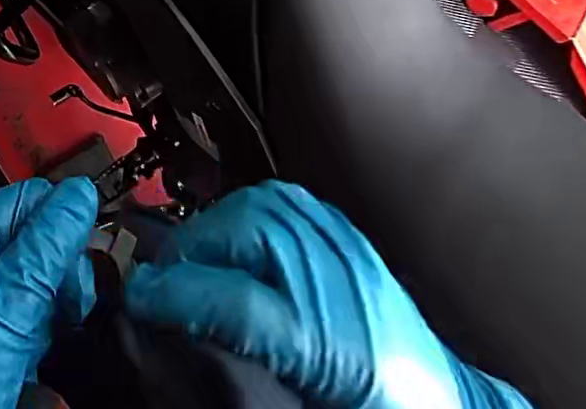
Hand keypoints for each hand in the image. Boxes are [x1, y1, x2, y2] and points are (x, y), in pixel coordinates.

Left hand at [0, 177, 98, 408]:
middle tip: (63, 315)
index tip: (82, 262)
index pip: (32, 200)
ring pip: (37, 304)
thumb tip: (80, 193)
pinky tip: (34, 391)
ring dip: (51, 332)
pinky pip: (22, 346)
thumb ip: (45, 246)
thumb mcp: (3, 306)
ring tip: (40, 359)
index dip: (65, 225)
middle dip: (61, 288)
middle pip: (39, 253)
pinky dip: (36, 368)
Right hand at [124, 182, 529, 408]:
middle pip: (244, 233)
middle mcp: (341, 282)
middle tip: (161, 278)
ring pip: (260, 205)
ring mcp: (347, 249)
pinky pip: (284, 198)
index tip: (139, 297)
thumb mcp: (296, 408)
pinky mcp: (347, 233)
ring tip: (192, 259)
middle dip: (191, 250)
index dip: (176, 295)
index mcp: (334, 346)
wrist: (446, 408)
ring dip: (214, 227)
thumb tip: (169, 333)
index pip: (236, 301)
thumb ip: (234, 366)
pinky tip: (230, 236)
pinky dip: (246, 210)